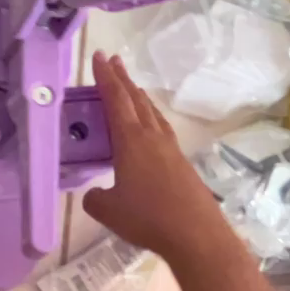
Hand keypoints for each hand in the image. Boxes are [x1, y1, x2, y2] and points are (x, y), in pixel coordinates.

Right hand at [82, 52, 235, 265]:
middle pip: (136, 100)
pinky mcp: (181, 163)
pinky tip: (150, 128)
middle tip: (113, 61)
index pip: (115, 101)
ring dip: (139, 98)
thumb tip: (94, 194)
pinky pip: (162, 130)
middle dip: (123, 80)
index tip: (99, 57)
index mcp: (131, 141)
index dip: (105, 78)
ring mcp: (171, 149)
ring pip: (152, 114)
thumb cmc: (147, 218)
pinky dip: (150, 119)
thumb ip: (95, 198)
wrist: (195, 233)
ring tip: (131, 89)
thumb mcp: (108, 210)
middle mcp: (152, 137)